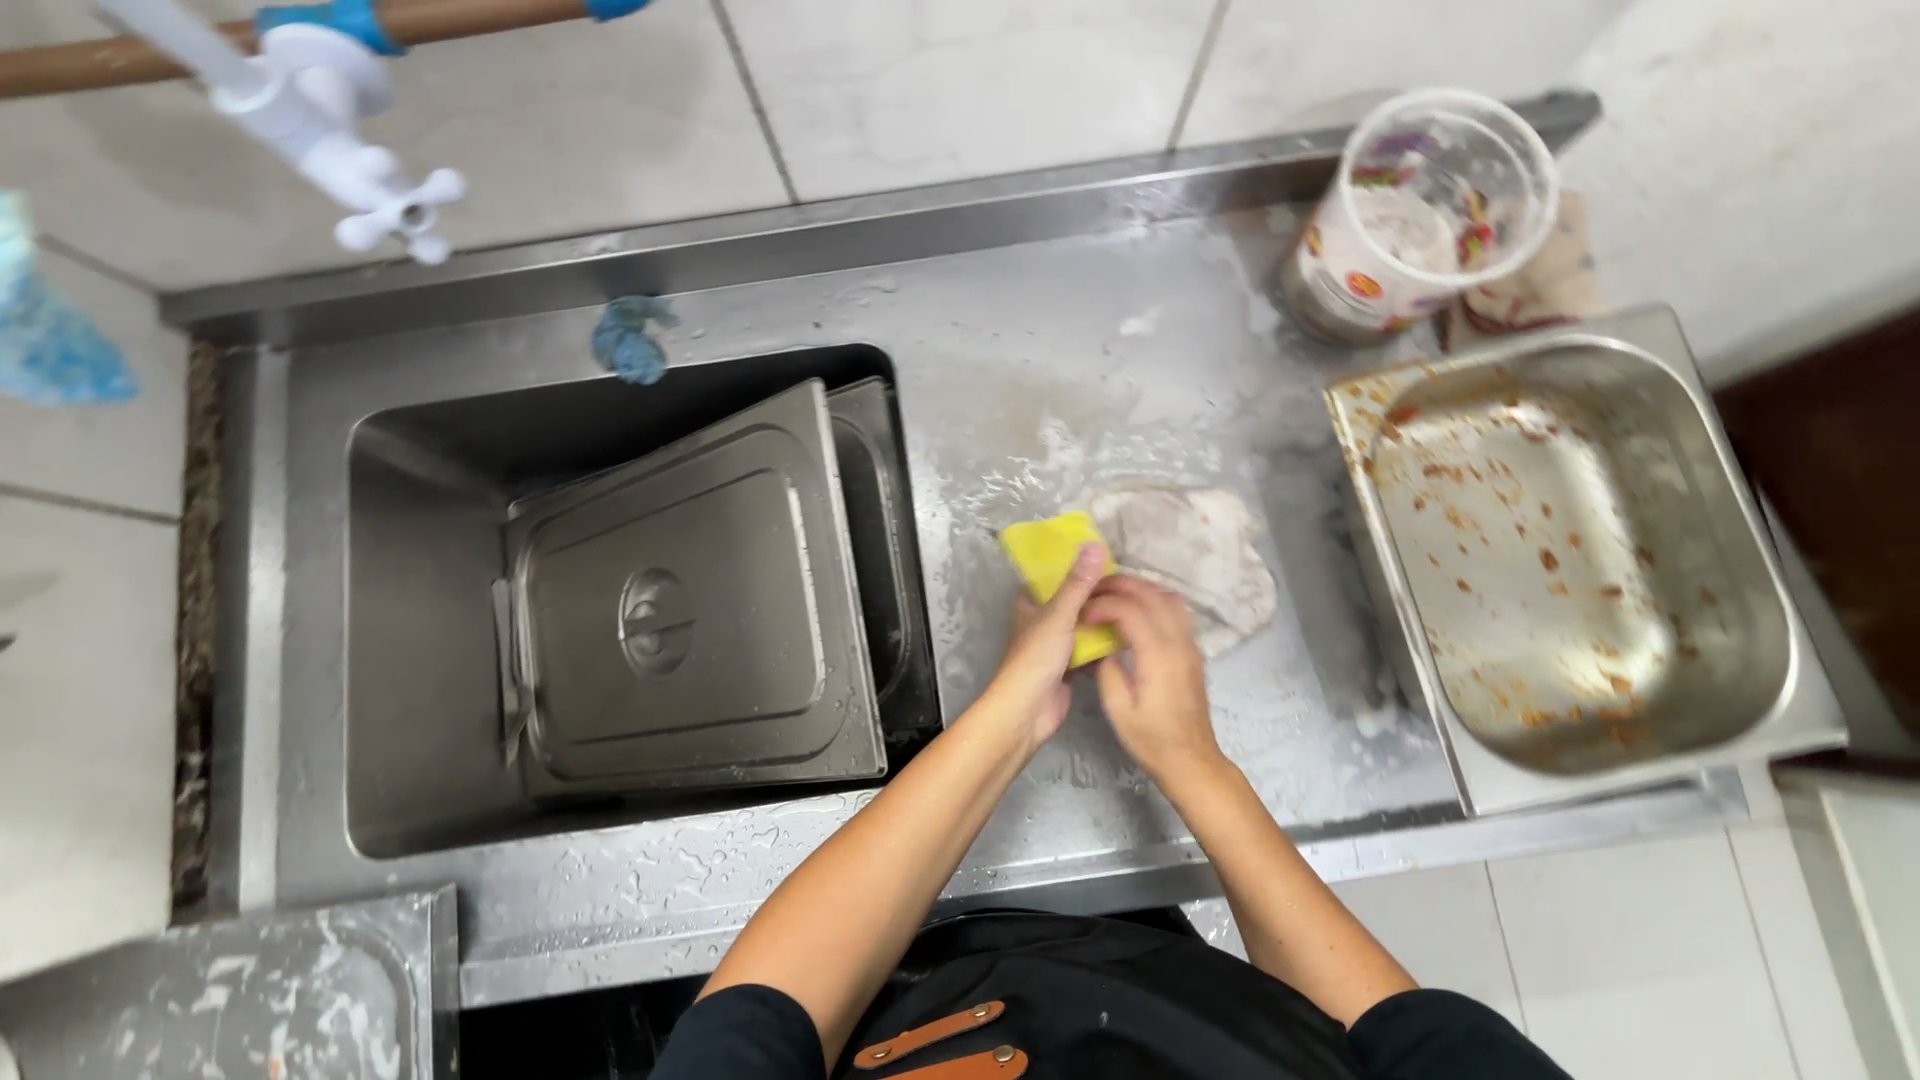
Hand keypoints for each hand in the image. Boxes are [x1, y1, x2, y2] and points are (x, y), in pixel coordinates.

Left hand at [976, 544, 1110, 747]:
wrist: (1030, 710)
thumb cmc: (1036, 657)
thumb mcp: (1059, 614)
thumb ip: (1078, 583)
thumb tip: (1096, 545)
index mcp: (1029, 603)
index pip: (1052, 575)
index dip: (1074, 565)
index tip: (1105, 556)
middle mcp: (1040, 620)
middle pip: (1072, 599)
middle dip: (1096, 592)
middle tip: (1129, 581)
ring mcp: (1055, 644)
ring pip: (1082, 624)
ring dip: (1102, 617)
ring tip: (1135, 601)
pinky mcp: (1068, 665)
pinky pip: (1090, 647)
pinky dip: (1104, 641)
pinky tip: (1129, 632)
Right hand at [1082, 576, 1221, 782]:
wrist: (1191, 759)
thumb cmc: (1150, 739)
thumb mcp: (1117, 709)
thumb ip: (1108, 670)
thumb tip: (1104, 647)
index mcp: (1158, 657)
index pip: (1129, 610)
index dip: (1102, 604)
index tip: (1084, 613)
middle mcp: (1179, 643)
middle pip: (1151, 594)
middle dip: (1120, 585)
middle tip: (1093, 591)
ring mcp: (1191, 645)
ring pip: (1169, 597)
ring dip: (1140, 589)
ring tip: (1113, 595)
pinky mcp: (1194, 651)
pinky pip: (1178, 611)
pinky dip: (1155, 600)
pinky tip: (1137, 610)